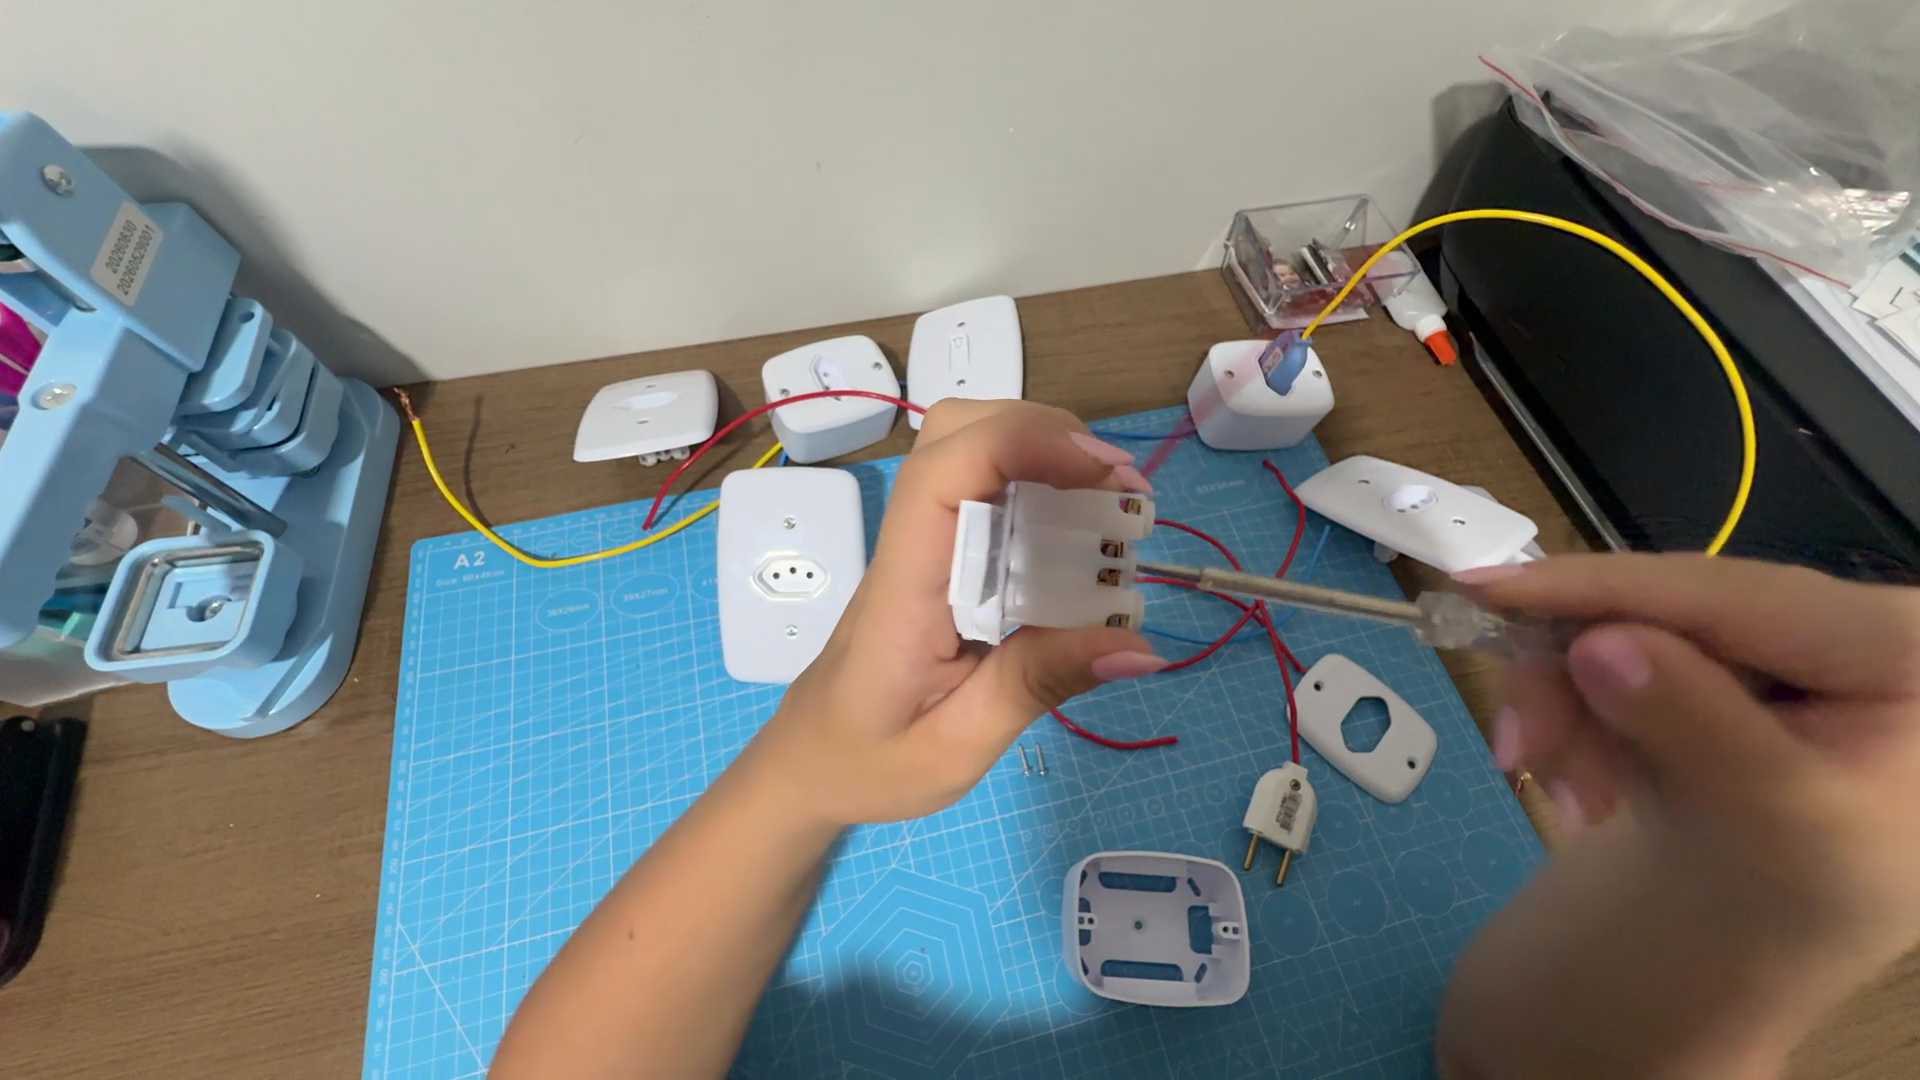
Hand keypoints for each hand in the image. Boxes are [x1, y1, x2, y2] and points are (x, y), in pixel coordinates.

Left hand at [734, 400, 1167, 827]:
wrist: (811, 762)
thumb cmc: (872, 762)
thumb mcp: (958, 747)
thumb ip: (1038, 686)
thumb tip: (1142, 647)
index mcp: (903, 587)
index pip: (943, 473)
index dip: (1023, 443)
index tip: (1106, 473)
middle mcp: (906, 547)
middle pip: (954, 433)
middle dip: (1044, 434)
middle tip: (1119, 487)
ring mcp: (918, 546)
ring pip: (967, 449)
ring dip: (1045, 453)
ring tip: (1111, 502)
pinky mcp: (935, 557)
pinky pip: (981, 491)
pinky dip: (1037, 484)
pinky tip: (1077, 528)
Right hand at [1459, 554, 1919, 959]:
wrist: (1761, 914)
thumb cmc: (1797, 884)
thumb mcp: (1773, 819)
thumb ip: (1696, 724)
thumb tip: (1596, 645)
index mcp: (1890, 643)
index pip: (1718, 594)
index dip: (1592, 586)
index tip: (1479, 588)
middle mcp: (1816, 617)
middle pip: (1645, 610)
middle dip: (1567, 682)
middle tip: (1520, 753)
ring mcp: (1747, 633)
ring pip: (1599, 632)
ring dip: (1560, 712)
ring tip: (1567, 793)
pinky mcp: (1690, 652)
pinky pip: (1589, 657)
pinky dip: (1566, 718)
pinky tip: (1580, 778)